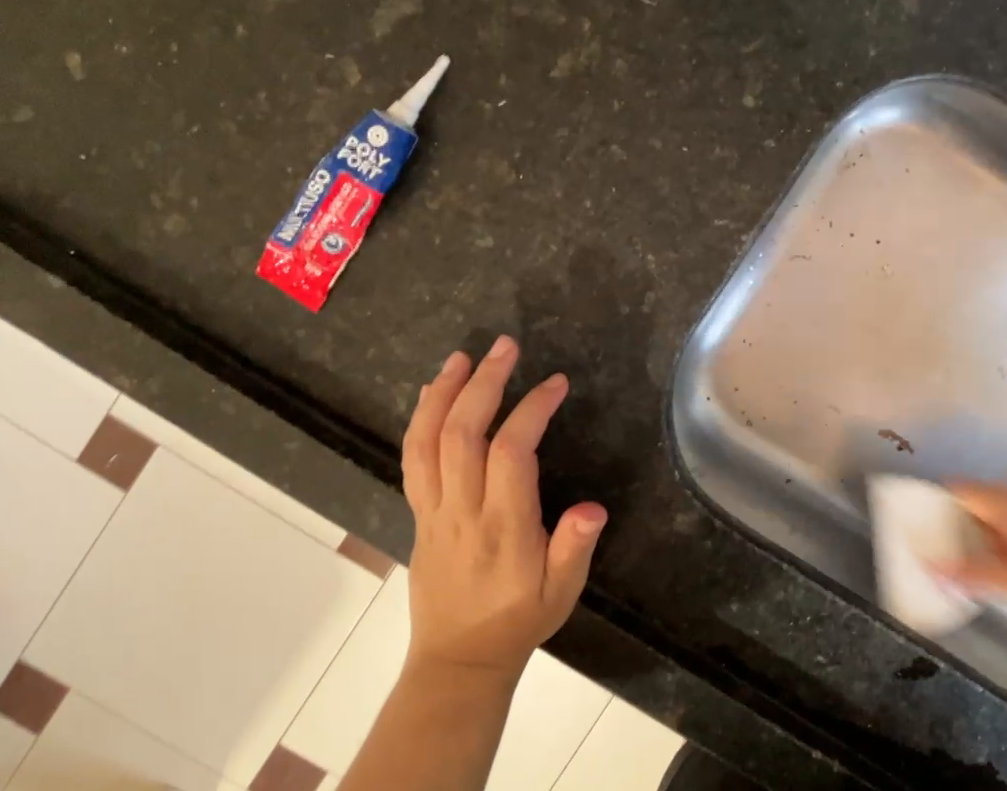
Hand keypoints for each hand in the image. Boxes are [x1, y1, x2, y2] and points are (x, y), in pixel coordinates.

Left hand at [400, 336, 606, 685]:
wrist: (458, 660)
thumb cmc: (520, 620)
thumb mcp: (562, 592)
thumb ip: (574, 547)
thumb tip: (593, 508)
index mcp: (503, 527)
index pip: (510, 453)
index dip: (531, 410)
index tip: (556, 383)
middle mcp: (462, 512)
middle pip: (461, 435)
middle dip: (484, 384)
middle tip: (507, 346)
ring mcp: (433, 512)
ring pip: (426, 442)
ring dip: (443, 393)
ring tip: (463, 356)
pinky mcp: (420, 515)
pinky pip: (413, 459)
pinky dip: (421, 420)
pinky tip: (434, 394)